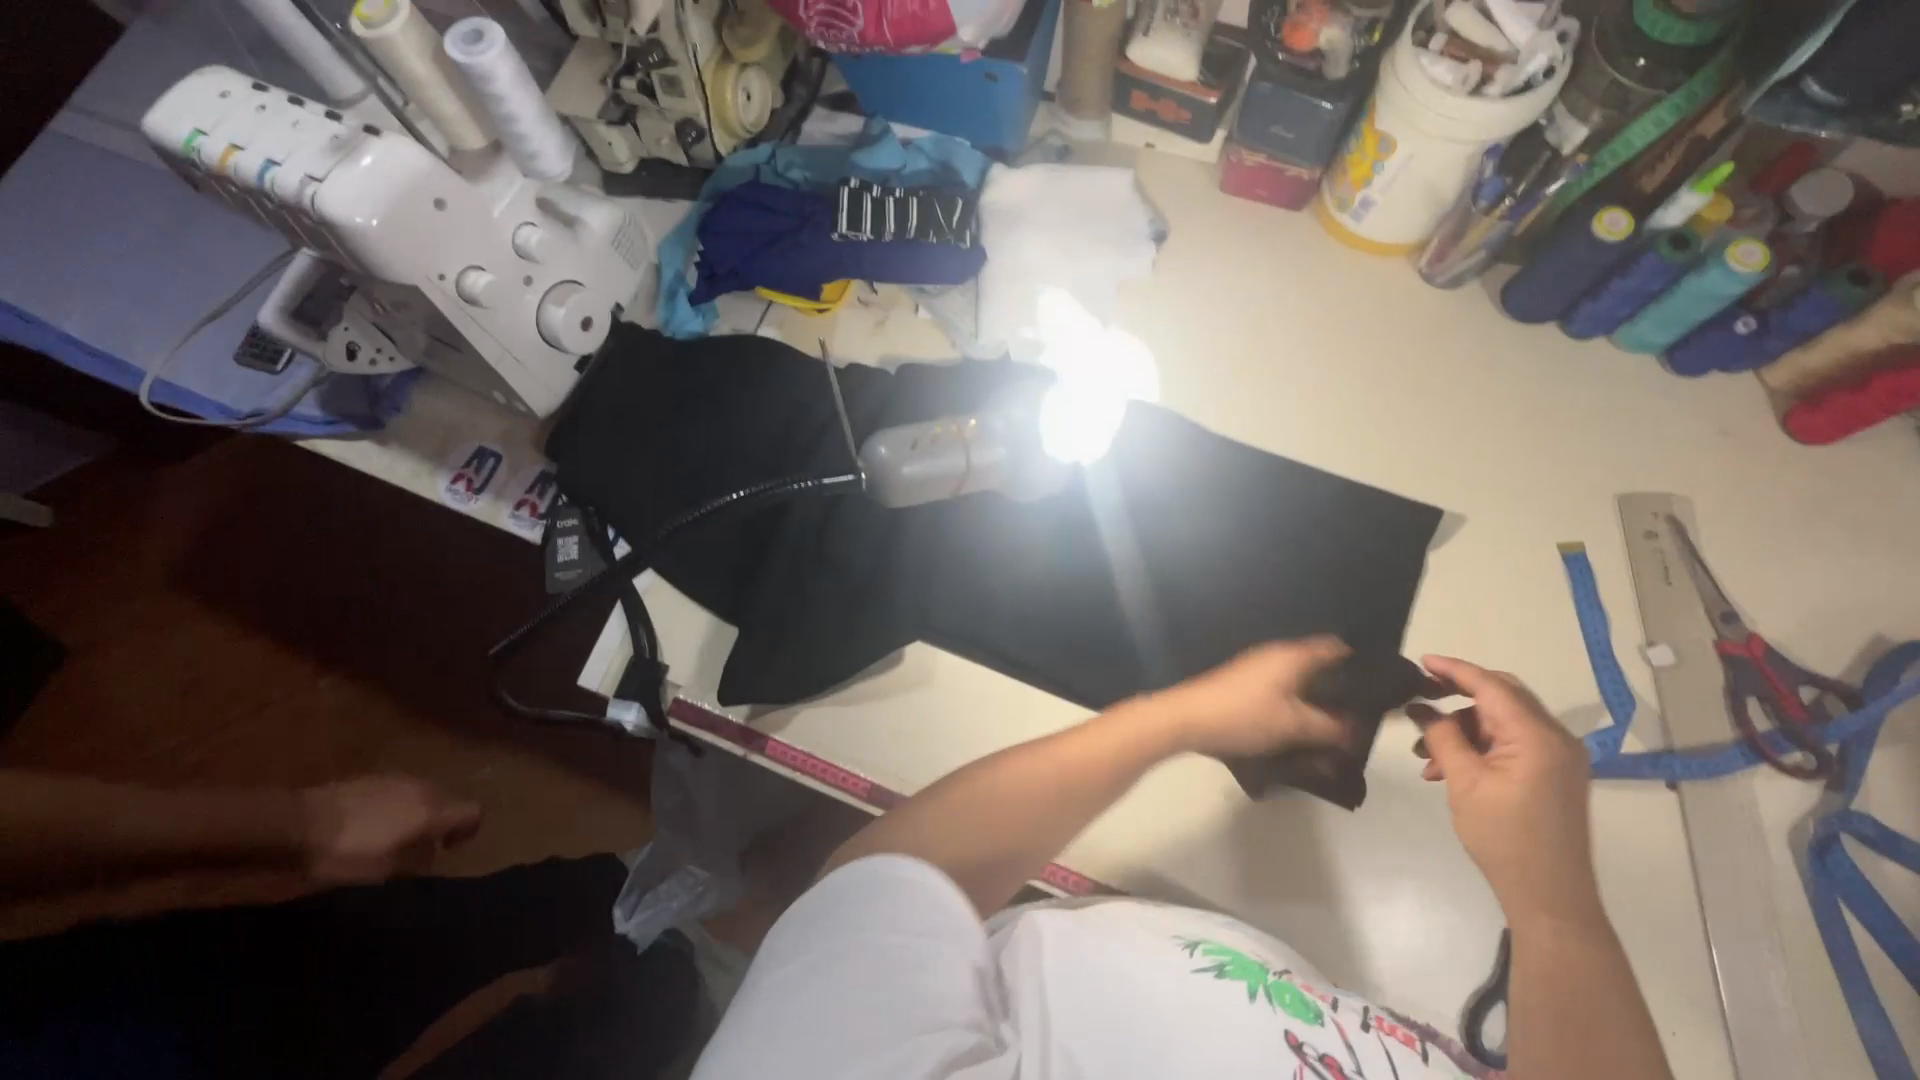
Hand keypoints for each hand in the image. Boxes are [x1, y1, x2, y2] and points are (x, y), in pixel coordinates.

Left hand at [300, 776, 481, 885]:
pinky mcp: (370, 777)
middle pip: (448, 800)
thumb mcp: (385, 869)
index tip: (449, 848)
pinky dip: (395, 806)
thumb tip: (431, 853)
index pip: (473, 811)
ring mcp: (396, 779)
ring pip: (422, 794)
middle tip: (419, 846)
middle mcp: (422, 787)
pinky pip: (397, 791)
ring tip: (392, 835)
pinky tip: (369, 824)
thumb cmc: (346, 852)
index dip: (468, 829)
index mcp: (432, 809)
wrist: (294, 824)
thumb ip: (418, 860)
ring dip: (417, 812)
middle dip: (441, 821)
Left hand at [1150, 637, 1351, 758]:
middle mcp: (1274, 655)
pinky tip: (1298, 730)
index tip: (1378, 683)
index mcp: (1292, 656)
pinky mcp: (1240, 687)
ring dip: (1313, 702)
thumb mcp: (1293, 725)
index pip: (1334, 647)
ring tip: (1333, 728)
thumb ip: (1328, 727)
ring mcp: (1254, 670)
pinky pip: (1278, 693)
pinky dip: (1292, 707)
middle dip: (1337, 689)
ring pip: (1296, 683)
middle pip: (1316, 666)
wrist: (1185, 719)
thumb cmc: (1243, 715)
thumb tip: (1355, 730)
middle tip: (1361, 714)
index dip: (1358, 662)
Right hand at [1408, 656, 1602, 929]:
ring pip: (1502, 721)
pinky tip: (1448, 767)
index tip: (1420, 661)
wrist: (1549, 894)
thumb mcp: (1463, 782)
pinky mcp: (1554, 773)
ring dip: (1463, 728)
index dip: (1454, 670)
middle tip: (1419, 700)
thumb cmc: (1504, 837)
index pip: (1491, 686)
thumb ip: (1442, 737)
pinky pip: (1511, 743)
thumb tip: (1420, 708)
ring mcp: (1558, 757)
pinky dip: (1479, 746)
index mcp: (1537, 736)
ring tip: (1426, 754)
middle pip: (1502, 697)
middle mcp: (1556, 738)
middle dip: (1457, 696)